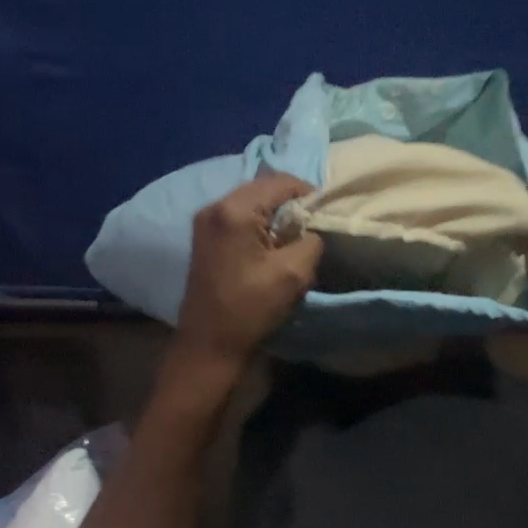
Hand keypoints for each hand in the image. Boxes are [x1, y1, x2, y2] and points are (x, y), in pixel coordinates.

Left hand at [175, 173, 322, 365]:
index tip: (324, 217)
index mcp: (234, 209)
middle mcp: (214, 206)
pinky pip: (237, 219)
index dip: (309, 194)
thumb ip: (310, 241)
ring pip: (250, 203)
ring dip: (273, 217)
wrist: (209, 346)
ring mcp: (204, 222)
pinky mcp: (203, 239)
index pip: (281, 182)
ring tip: (291, 241)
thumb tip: (310, 230)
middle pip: (262, 188)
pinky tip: (269, 250)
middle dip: (290, 205)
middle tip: (309, 229)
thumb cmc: (250, 310)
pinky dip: (257, 227)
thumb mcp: (293, 274)